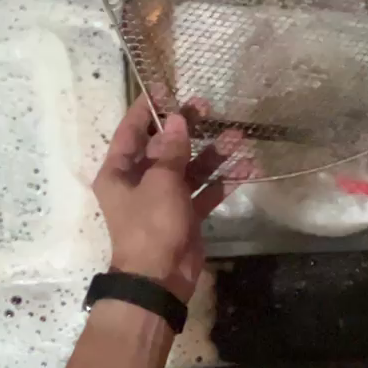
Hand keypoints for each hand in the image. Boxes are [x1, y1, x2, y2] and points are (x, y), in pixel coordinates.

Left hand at [93, 96, 243, 303]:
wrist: (160, 277)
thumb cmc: (151, 225)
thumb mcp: (160, 183)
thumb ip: (171, 150)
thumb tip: (177, 120)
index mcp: (119, 171)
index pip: (131, 132)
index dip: (147, 110)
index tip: (165, 89)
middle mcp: (140, 182)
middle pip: (166, 148)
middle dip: (188, 129)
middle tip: (209, 108)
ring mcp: (165, 199)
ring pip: (190, 169)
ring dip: (214, 154)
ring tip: (239, 137)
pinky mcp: (186, 215)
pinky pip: (206, 192)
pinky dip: (224, 182)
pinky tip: (247, 168)